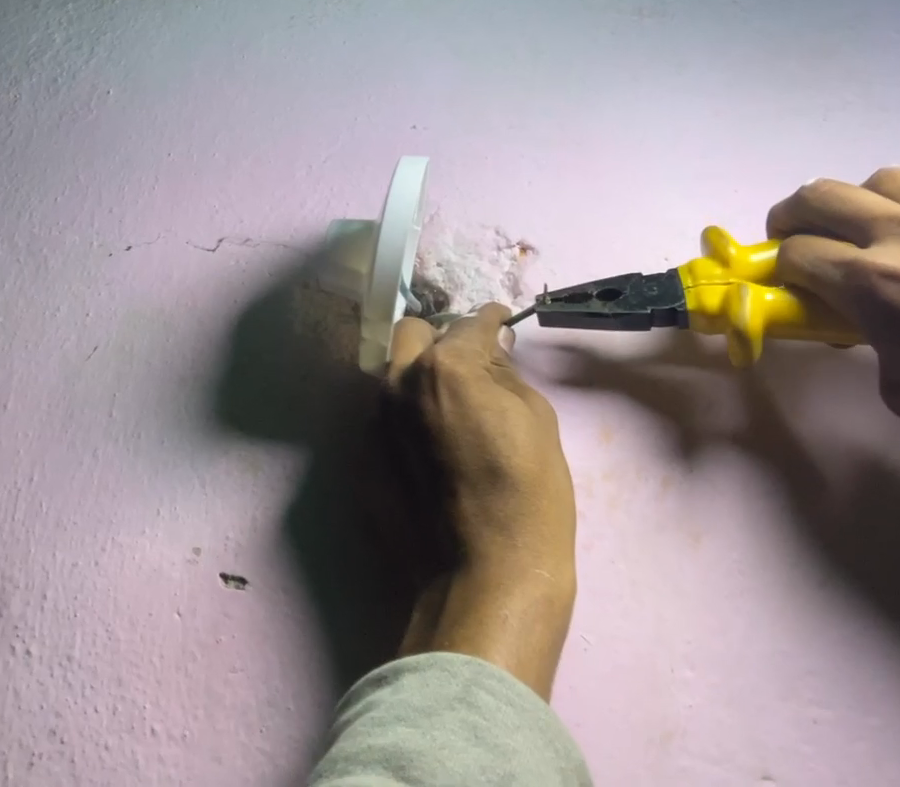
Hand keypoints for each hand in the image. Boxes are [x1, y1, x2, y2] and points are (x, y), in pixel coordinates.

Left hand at [383, 303, 575, 697]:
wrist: (486, 578)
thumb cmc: (529, 497)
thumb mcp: (538, 421)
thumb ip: (506, 374)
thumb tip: (491, 349)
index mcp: (445, 367)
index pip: (468, 323)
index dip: (489, 321)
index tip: (498, 325)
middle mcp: (398, 382)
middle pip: (413, 334)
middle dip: (440, 340)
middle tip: (468, 366)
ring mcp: (374, 420)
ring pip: (392, 376)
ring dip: (418, 379)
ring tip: (448, 410)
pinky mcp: (362, 457)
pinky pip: (384, 420)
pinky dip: (405, 420)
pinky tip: (430, 450)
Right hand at [768, 163, 899, 511]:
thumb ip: (877, 353)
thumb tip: (873, 332)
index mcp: (876, 283)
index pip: (794, 253)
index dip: (782, 269)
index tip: (792, 286)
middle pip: (820, 196)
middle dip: (796, 217)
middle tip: (804, 240)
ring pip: (890, 178)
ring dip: (870, 204)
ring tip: (891, 232)